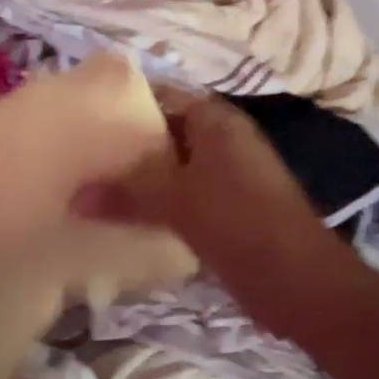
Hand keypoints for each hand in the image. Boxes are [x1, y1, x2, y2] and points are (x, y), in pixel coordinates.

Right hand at [77, 85, 340, 273]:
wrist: (304, 285)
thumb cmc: (241, 222)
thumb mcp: (176, 201)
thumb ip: (124, 193)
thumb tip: (73, 196)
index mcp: (215, 119)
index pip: (160, 94)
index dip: (123, 100)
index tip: (83, 111)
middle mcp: (222, 139)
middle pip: (163, 131)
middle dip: (126, 144)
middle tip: (80, 151)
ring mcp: (228, 175)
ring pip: (171, 168)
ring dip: (140, 178)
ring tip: (93, 184)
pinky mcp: (228, 210)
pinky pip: (182, 196)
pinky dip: (157, 203)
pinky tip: (124, 217)